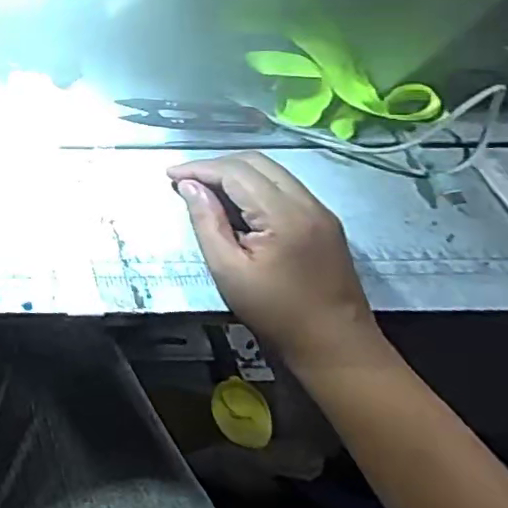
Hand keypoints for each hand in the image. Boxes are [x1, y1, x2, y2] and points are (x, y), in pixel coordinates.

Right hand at [168, 152, 389, 369]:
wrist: (335, 345)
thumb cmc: (276, 313)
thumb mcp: (229, 271)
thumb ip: (207, 223)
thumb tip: (190, 186)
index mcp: (284, 215)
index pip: (236, 172)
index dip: (200, 168)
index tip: (171, 175)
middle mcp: (306, 202)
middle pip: (256, 162)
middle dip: (218, 165)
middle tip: (187, 180)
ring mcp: (320, 209)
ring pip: (272, 171)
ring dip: (237, 173)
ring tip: (206, 189)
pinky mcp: (325, 220)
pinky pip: (285, 187)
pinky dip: (256, 186)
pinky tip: (237, 204)